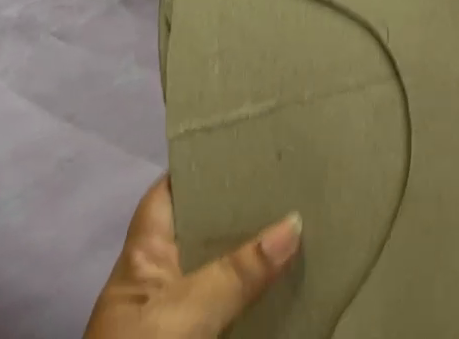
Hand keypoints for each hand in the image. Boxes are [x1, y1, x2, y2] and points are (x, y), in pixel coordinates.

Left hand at [84, 176, 301, 338]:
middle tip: (300, 176)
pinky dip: (269, 292)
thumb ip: (239, 271)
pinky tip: (303, 277)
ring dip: (265, 250)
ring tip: (314, 215)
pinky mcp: (209, 338)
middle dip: (248, 206)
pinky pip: (243, 306)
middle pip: (207, 229)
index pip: (168, 194)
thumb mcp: (184, 315)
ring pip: (229, 269)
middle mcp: (164, 282)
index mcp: (144, 260)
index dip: (201, 165)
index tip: (249, 139)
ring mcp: (185, 317)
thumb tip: (297, 219)